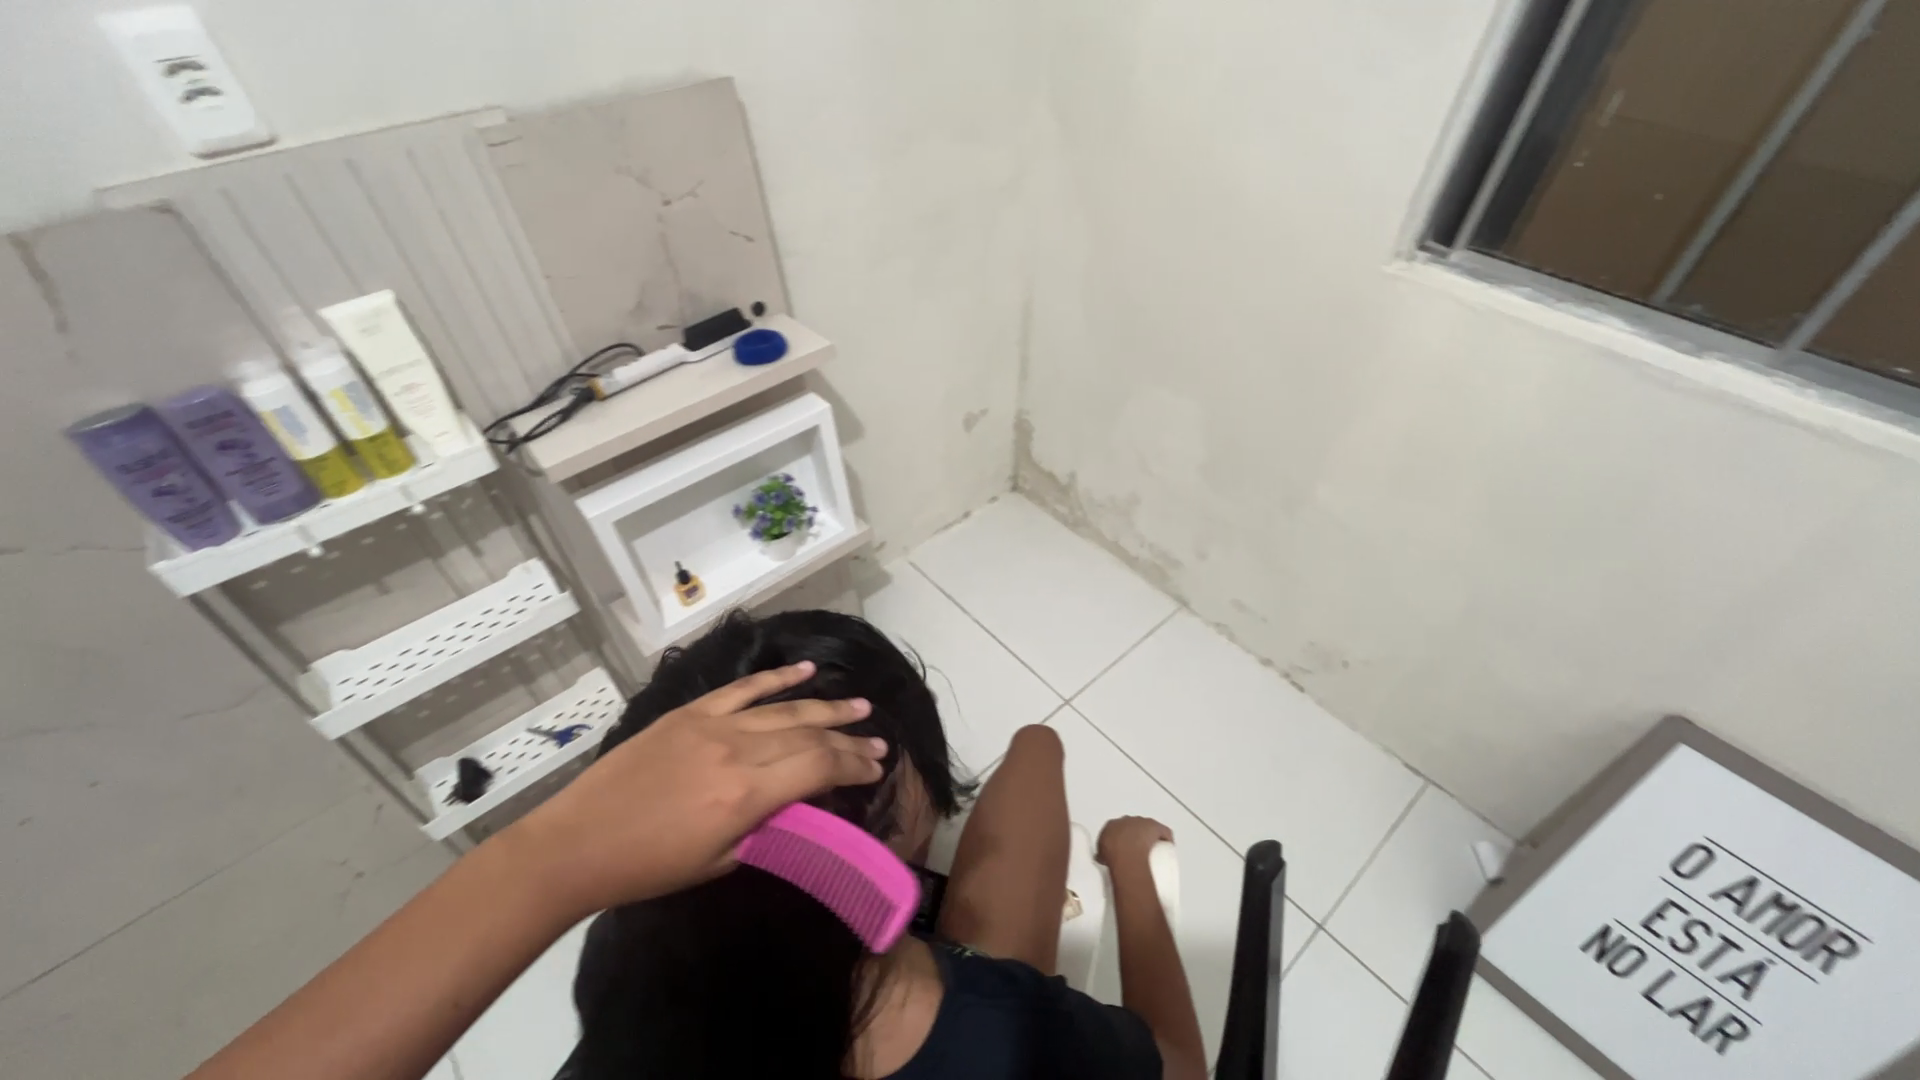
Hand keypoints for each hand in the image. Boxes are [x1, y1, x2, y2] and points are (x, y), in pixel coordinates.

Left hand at [501, 661, 885, 916]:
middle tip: (879, 743)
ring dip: (826, 708)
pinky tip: (806, 672)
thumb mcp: (720, 860)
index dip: (852, 766)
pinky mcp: (689, 713)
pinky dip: (777, 678)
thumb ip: (766, 827)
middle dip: (848, 740)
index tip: (875, 769)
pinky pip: (743, 689)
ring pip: (784, 708)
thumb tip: (796, 804)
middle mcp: (737, 750)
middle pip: (808, 736)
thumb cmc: (648, 868)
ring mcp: (713, 724)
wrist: (576, 843)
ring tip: (860, 707)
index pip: (818, 767)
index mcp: (746, 794)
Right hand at [1096, 816, 1172, 867]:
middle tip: (1137, 848)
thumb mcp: (1101, 855)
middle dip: (1135, 833)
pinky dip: (1165, 837)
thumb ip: (1101, 854)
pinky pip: (1163, 831)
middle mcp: (1127, 819)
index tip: (1123, 846)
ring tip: (1152, 849)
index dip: (1121, 836)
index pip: (1117, 827)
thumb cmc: (1112, 856)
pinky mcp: (1156, 827)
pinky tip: (1169, 845)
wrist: (1125, 855)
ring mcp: (1142, 822)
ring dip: (1150, 835)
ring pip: (1148, 827)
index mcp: (1111, 824)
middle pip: (1133, 825)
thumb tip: (1102, 859)